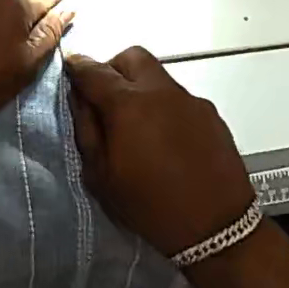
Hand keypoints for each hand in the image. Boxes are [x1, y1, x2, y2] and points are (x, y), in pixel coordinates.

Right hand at [67, 47, 256, 257]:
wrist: (218, 230)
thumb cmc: (150, 206)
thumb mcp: (101, 176)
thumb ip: (86, 130)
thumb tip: (80, 100)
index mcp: (128, 104)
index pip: (94, 70)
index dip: (77, 67)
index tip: (70, 71)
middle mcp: (160, 92)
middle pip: (131, 57)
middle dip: (113, 69)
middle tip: (105, 98)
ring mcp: (190, 101)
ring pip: (157, 76)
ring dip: (139, 87)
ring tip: (136, 124)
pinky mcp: (211, 115)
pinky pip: (178, 98)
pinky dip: (164, 106)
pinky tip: (165, 139)